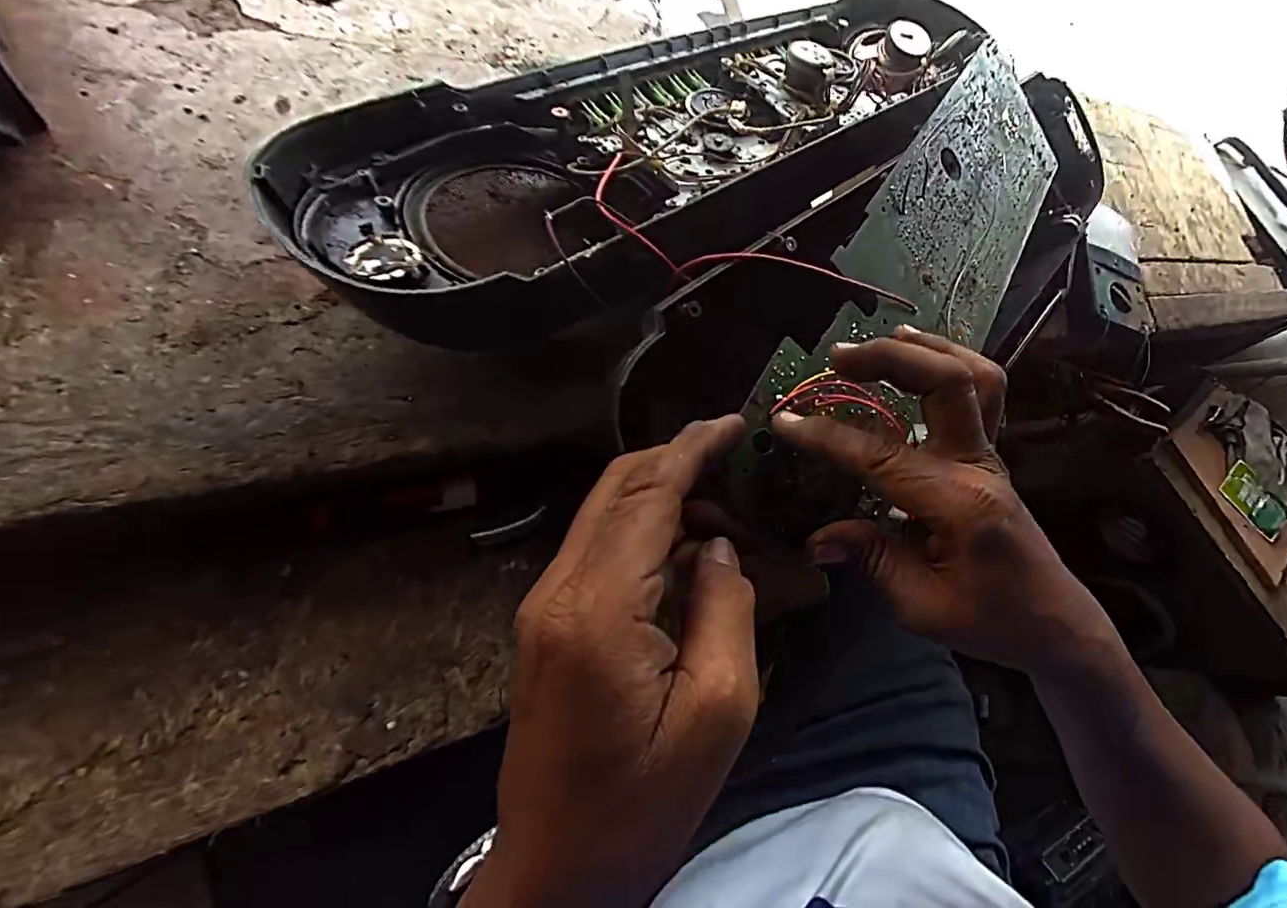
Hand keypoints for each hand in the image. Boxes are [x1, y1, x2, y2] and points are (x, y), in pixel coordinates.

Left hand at [467, 416, 755, 907]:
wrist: (559, 871)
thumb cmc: (647, 797)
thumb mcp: (722, 704)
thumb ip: (728, 606)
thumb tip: (717, 546)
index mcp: (600, 611)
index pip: (647, 496)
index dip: (694, 449)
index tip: (736, 423)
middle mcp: (560, 595)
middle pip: (617, 488)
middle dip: (678, 456)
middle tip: (738, 452)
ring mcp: (548, 609)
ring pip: (609, 513)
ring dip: (669, 495)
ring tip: (732, 516)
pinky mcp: (553, 625)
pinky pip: (606, 549)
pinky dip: (653, 529)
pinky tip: (696, 550)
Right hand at [772, 326, 1116, 675]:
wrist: (1053, 619)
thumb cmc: (992, 620)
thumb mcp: (924, 607)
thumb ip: (873, 560)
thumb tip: (819, 536)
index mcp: (960, 503)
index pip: (884, 456)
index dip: (830, 437)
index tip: (787, 420)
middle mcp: (980, 465)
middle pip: (948, 383)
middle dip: (892, 359)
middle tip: (839, 358)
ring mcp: (992, 454)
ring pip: (977, 375)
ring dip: (931, 348)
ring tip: (885, 338)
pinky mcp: (992, 454)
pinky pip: (982, 393)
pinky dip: (950, 365)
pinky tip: (921, 361)